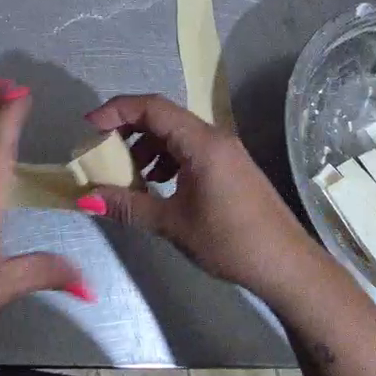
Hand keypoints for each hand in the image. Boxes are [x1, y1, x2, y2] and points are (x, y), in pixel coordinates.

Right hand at [82, 94, 323, 296]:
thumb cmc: (231, 241)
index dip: (116, 110)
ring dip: (146, 144)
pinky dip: (165, 157)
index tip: (89, 125)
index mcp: (201, 142)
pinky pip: (189, 147)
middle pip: (162, 115)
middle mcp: (213, 137)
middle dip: (127, 127)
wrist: (289, 268)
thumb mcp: (173, 224)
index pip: (151, 107)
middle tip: (101, 147)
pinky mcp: (229, 166)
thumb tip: (86, 197)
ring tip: (127, 171)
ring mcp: (224, 150)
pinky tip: (156, 183)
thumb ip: (128, 206)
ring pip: (175, 132)